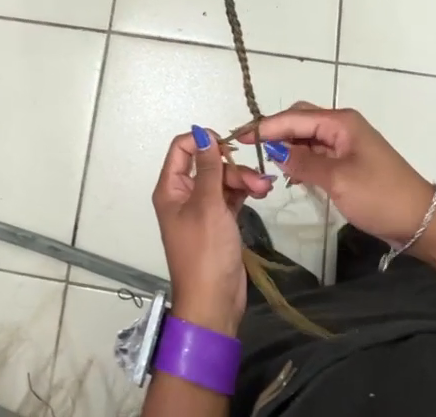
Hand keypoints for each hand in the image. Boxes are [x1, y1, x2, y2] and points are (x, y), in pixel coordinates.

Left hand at [152, 127, 275, 335]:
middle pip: (207, 164)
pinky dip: (245, 192)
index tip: (228, 145)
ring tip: (264, 189)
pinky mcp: (220, 221)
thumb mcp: (207, 205)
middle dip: (232, 167)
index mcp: (170, 188)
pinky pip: (231, 196)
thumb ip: (208, 167)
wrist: (214, 302)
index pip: (181, 149)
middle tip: (256, 180)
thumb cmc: (205, 252)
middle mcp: (183, 195)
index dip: (203, 141)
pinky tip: (262, 192)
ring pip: (223, 180)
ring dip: (243, 180)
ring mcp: (202, 209)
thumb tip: (201, 132)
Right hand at [241, 104, 433, 244]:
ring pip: (307, 136)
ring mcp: (346, 144)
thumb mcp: (337, 180)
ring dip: (287, 145)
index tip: (239, 137)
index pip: (294, 117)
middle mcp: (342, 126)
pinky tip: (288, 171)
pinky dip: (301, 158)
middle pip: (300, 120)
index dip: (266, 126)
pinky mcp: (349, 162)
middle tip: (249, 147)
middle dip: (275, 131)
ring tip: (263, 160)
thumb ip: (303, 162)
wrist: (420, 220)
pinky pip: (317, 152)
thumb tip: (274, 151)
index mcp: (340, 122)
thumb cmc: (379, 195)